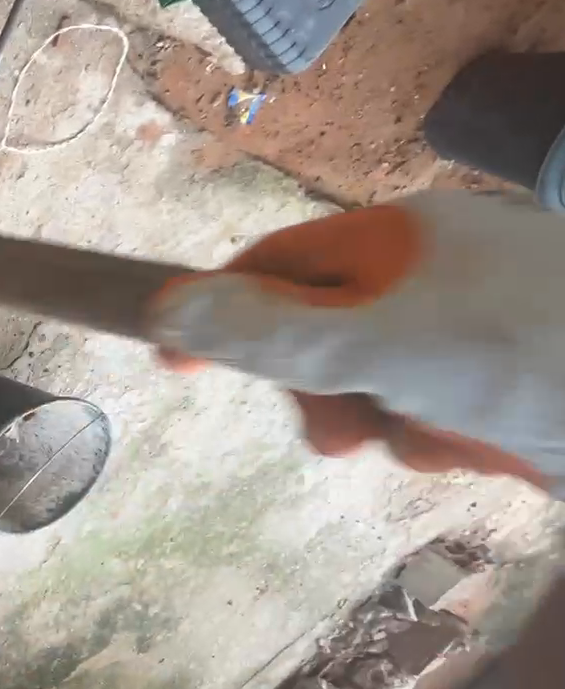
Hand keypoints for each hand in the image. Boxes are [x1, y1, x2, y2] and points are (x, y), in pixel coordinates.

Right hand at [149, 190, 564, 491]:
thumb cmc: (536, 361)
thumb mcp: (378, 347)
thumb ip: (263, 330)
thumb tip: (161, 308)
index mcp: (400, 241)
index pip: (267, 267)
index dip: (216, 314)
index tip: (178, 365)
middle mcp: (432, 271)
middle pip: (312, 326)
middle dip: (310, 386)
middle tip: (328, 432)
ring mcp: (474, 322)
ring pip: (366, 372)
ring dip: (371, 417)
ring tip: (412, 444)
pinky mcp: (508, 372)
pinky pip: (425, 399)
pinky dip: (430, 431)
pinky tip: (469, 447)